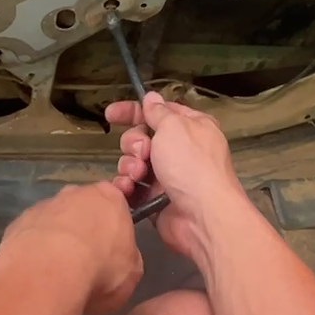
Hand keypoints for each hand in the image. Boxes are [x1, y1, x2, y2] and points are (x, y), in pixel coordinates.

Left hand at [0, 181, 142, 314]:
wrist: (47, 274)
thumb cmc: (99, 271)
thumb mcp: (131, 273)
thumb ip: (128, 258)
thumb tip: (120, 259)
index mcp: (109, 198)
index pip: (115, 205)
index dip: (114, 229)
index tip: (112, 251)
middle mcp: (76, 193)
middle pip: (84, 208)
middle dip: (85, 230)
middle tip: (85, 263)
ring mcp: (45, 204)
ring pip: (56, 220)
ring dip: (58, 240)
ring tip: (58, 273)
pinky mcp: (20, 221)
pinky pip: (33, 234)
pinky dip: (35, 249)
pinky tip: (37, 273)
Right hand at [105, 93, 248, 260]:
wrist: (202, 217)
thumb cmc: (191, 164)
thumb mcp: (174, 127)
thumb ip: (157, 112)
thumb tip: (151, 97)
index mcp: (189, 127)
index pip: (156, 111)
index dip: (133, 111)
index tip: (111, 114)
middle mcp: (178, 149)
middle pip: (140, 137)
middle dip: (134, 143)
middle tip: (142, 153)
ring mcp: (167, 175)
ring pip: (133, 162)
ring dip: (130, 165)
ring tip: (138, 175)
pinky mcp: (155, 199)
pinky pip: (132, 186)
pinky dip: (127, 185)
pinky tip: (128, 187)